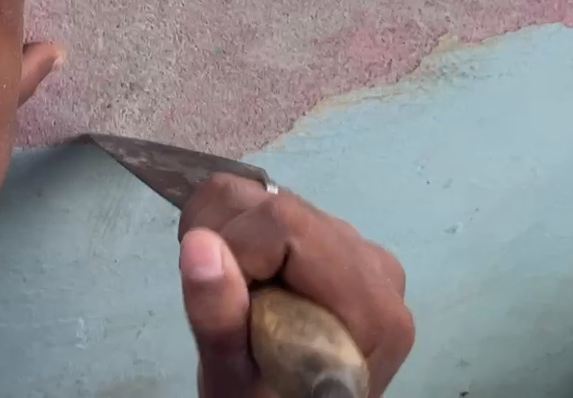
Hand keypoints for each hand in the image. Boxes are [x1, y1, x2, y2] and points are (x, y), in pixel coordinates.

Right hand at [177, 175, 413, 397]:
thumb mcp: (233, 380)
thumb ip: (220, 318)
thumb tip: (200, 242)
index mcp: (370, 306)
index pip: (285, 224)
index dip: (236, 246)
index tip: (224, 296)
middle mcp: (372, 265)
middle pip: (273, 204)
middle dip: (222, 238)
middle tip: (218, 295)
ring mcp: (353, 245)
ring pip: (261, 193)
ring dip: (219, 230)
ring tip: (227, 286)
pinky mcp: (327, 234)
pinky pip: (263, 198)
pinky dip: (228, 224)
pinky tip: (238, 268)